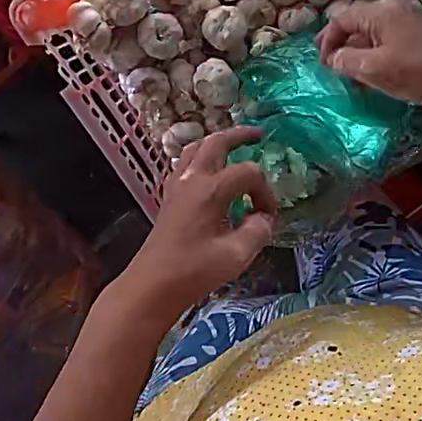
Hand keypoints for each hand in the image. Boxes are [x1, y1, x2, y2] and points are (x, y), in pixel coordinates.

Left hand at [108, 127, 277, 327]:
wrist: (153, 286)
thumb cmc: (194, 271)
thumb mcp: (237, 255)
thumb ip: (258, 231)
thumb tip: (264, 218)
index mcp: (211, 190)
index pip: (249, 174)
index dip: (265, 192)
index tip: (269, 216)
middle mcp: (192, 179)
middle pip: (216, 143)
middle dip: (239, 135)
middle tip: (258, 134)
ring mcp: (177, 186)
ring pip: (196, 148)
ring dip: (216, 142)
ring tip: (233, 144)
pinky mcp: (169, 197)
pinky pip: (184, 164)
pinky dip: (201, 158)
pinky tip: (209, 171)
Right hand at [317, 0, 421, 119]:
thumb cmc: (416, 73)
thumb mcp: (374, 69)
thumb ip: (346, 61)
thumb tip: (332, 58)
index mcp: (380, 13)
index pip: (342, 18)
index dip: (327, 39)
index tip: (322, 62)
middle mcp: (394, 11)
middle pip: (357, 22)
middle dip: (340, 43)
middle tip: (330, 65)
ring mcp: (410, 23)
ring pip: (373, 33)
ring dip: (357, 50)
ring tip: (349, 73)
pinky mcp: (420, 38)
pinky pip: (388, 41)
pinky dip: (374, 54)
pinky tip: (374, 73)